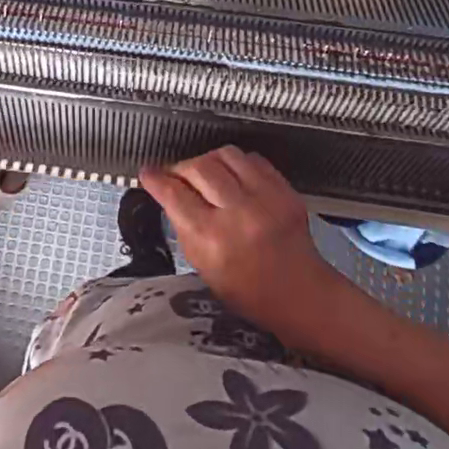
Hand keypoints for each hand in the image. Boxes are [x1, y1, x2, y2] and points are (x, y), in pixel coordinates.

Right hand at [139, 146, 345, 335]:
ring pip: (225, 155)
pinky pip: (253, 159)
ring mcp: (266, 198)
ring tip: (204, 174)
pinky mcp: (284, 190)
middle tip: (176, 176)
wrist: (300, 293)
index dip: (156, 179)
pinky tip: (232, 176)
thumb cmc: (249, 290)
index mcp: (213, 239)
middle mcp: (239, 214)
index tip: (148, 173)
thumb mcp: (203, 266)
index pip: (175, 194)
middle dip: (180, 168)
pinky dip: (236, 163)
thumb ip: (184, 227)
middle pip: (198, 167)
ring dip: (207, 160)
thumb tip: (168, 195)